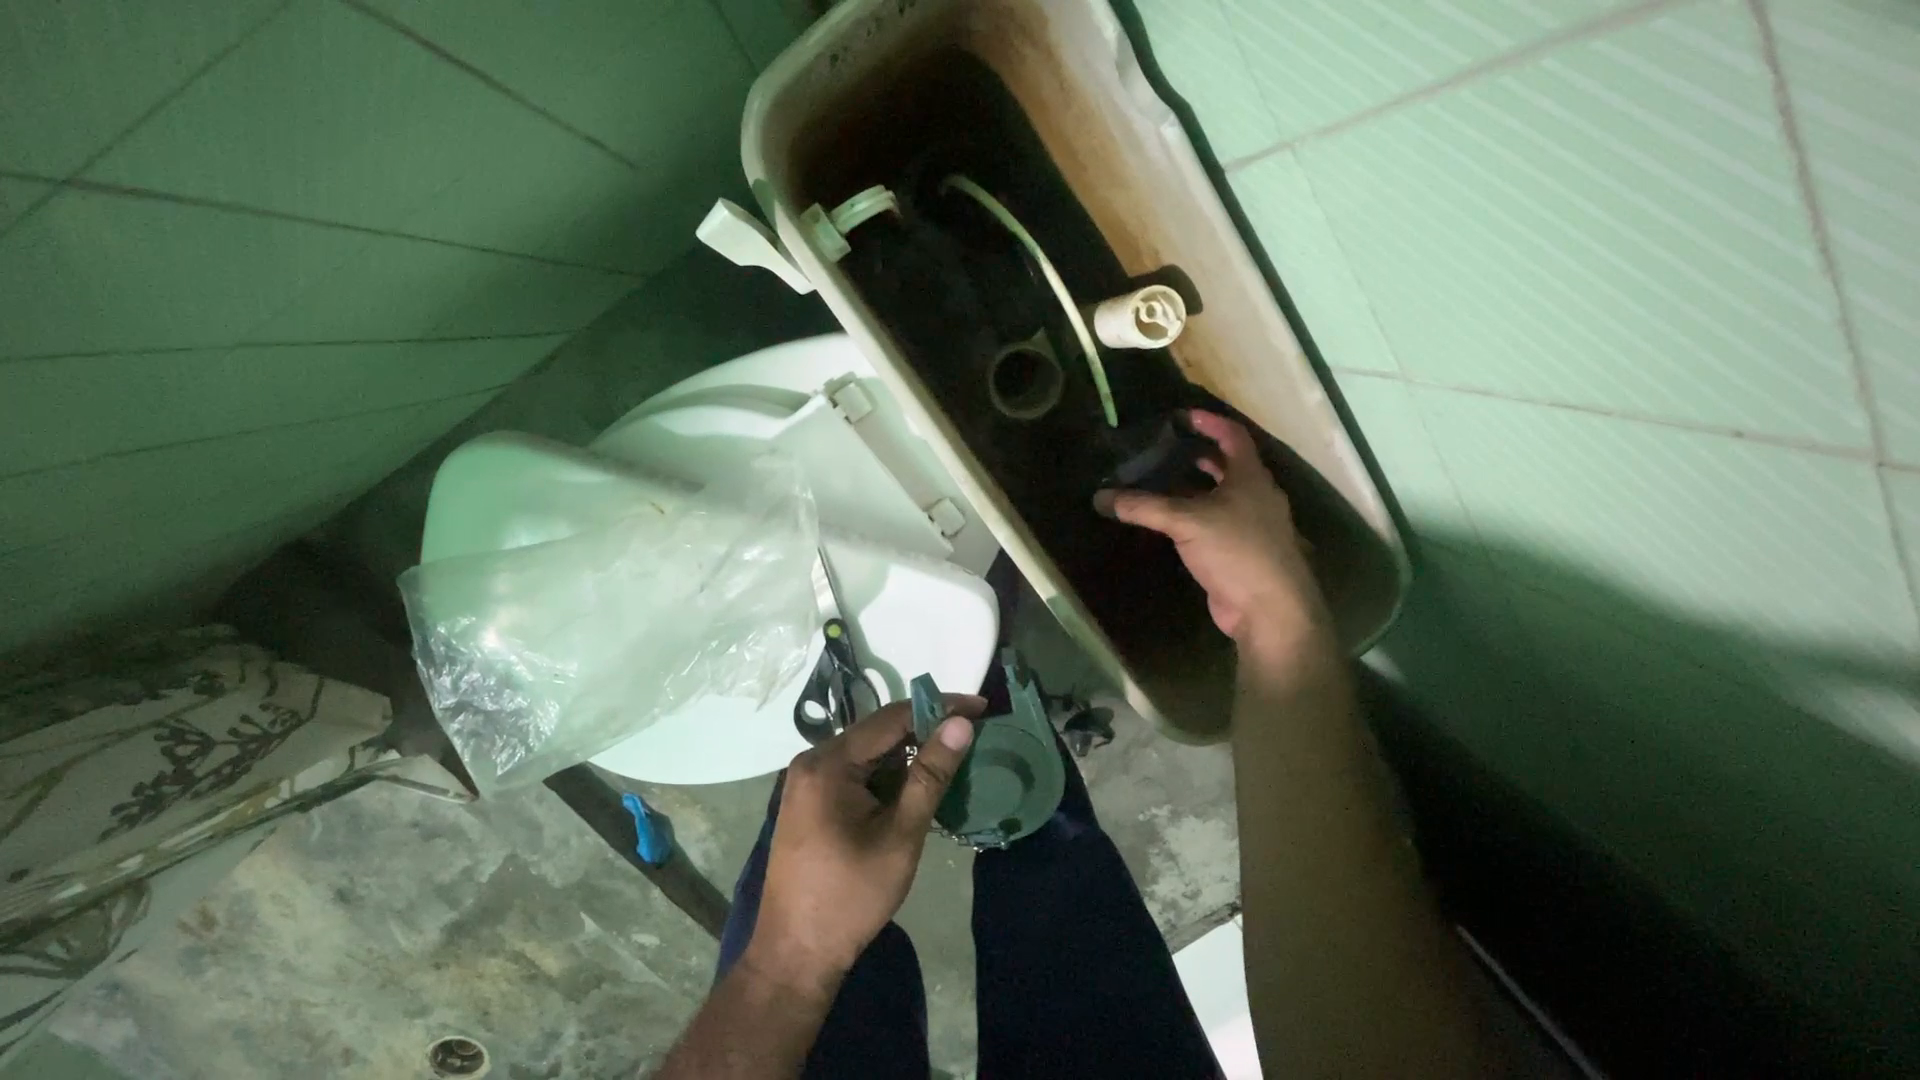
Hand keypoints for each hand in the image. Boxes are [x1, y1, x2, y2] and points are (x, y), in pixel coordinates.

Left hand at [745, 694, 983, 986]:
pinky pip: (856, 775)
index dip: (939, 708)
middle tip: (971, 738)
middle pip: (878, 733)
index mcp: (828, 763)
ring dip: (908, 759)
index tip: (980, 707)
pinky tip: (916, 793)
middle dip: (925, 733)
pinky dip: (887, 779)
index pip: (892, 717)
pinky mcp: (812, 803)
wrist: (796, 953)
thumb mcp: (900, 834)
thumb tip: (961, 724)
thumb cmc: (851, 895)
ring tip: (951, 767)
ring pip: (869, 755)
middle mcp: (812, 761)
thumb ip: (930, 775)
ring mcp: (808, 783)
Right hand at [1095, 410, 1331, 668]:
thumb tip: (1101, 497)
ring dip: (1196, 490)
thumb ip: (1144, 507)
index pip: (1233, 437)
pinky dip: (1196, 518)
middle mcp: (1257, 496)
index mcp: (1251, 478)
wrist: (1269, 608)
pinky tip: (1173, 525)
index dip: (1210, 423)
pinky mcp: (1243, 553)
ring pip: (1222, 498)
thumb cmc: (1236, 551)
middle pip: (1229, 467)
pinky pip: (1218, 525)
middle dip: (1199, 457)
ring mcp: (1253, 526)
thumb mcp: (1186, 522)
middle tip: (1167, 451)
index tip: (1183, 417)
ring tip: (1163, 485)